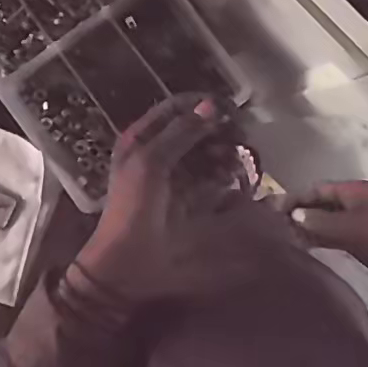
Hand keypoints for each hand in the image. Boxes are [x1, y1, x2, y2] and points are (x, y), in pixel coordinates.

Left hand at [75, 95, 275, 303]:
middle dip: (217, 129)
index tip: (228, 107)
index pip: (174, 108)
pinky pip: (211, 177)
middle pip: (194, 129)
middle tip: (240, 134)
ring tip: (236, 158)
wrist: (127, 262)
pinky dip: (224, 173)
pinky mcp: (189, 198)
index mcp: (140, 139)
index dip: (200, 104)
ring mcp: (174, 176)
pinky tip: (234, 176)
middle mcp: (157, 152)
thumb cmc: (133, 207)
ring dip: (224, 151)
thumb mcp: (151, 163)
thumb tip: (211, 105)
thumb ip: (181, 133)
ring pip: (205, 152)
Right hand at [286, 180, 367, 326]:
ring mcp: (363, 219)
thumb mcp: (345, 228)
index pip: (317, 188)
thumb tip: (291, 216)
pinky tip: (305, 246)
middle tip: (276, 225)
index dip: (295, 198)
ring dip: (308, 226)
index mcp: (356, 189)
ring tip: (285, 237)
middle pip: (321, 202)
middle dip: (300, 212)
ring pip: (327, 218)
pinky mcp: (365, 238)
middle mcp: (359, 199)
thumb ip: (316, 222)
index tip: (273, 211)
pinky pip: (335, 232)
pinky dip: (319, 236)